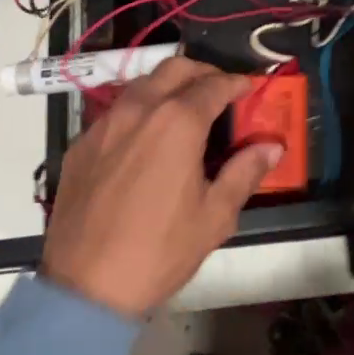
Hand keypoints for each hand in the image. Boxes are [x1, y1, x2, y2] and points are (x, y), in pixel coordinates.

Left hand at [40, 57, 283, 317]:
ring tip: (184, 111)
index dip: (238, 83)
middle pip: (175, 69)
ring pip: (141, 84)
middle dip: (202, 73)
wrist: (85, 285)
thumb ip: (245, 172)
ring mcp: (104, 124)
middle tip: (220, 91)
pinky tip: (145, 140)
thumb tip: (272, 146)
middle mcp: (139, 109)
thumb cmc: (159, 250)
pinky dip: (138, 111)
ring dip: (168, 87)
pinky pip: (115, 111)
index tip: (251, 88)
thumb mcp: (215, 216)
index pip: (215, 84)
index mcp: (178, 121)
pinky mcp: (81, 143)